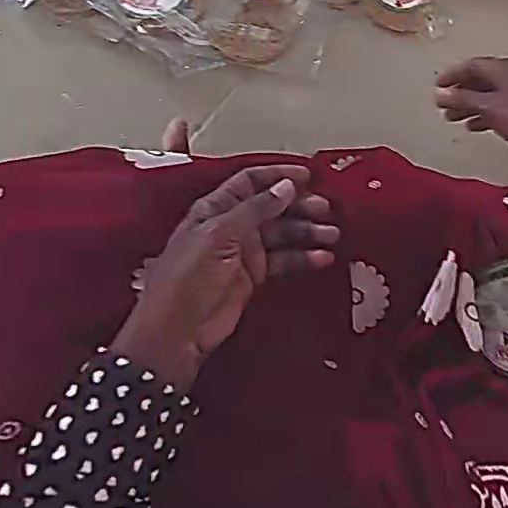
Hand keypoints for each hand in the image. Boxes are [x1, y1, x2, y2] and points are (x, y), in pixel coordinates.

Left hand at [113, 165, 337, 390]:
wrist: (177, 332)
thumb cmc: (187, 278)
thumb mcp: (219, 234)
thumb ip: (255, 208)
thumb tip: (286, 186)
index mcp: (216, 207)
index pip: (251, 181)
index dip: (278, 175)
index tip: (306, 175)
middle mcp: (232, 225)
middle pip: (272, 206)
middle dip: (299, 204)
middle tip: (324, 208)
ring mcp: (244, 250)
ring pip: (283, 232)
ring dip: (307, 231)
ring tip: (331, 234)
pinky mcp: (254, 275)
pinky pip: (284, 260)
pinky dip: (304, 257)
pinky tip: (322, 258)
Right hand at [436, 57, 507, 194]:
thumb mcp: (488, 108)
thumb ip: (462, 99)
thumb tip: (441, 94)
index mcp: (506, 68)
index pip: (473, 65)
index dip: (453, 74)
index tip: (437, 85)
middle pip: (480, 78)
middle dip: (459, 91)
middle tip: (442, 103)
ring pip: (488, 94)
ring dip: (469, 104)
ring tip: (451, 117)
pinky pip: (498, 106)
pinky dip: (483, 113)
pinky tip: (473, 125)